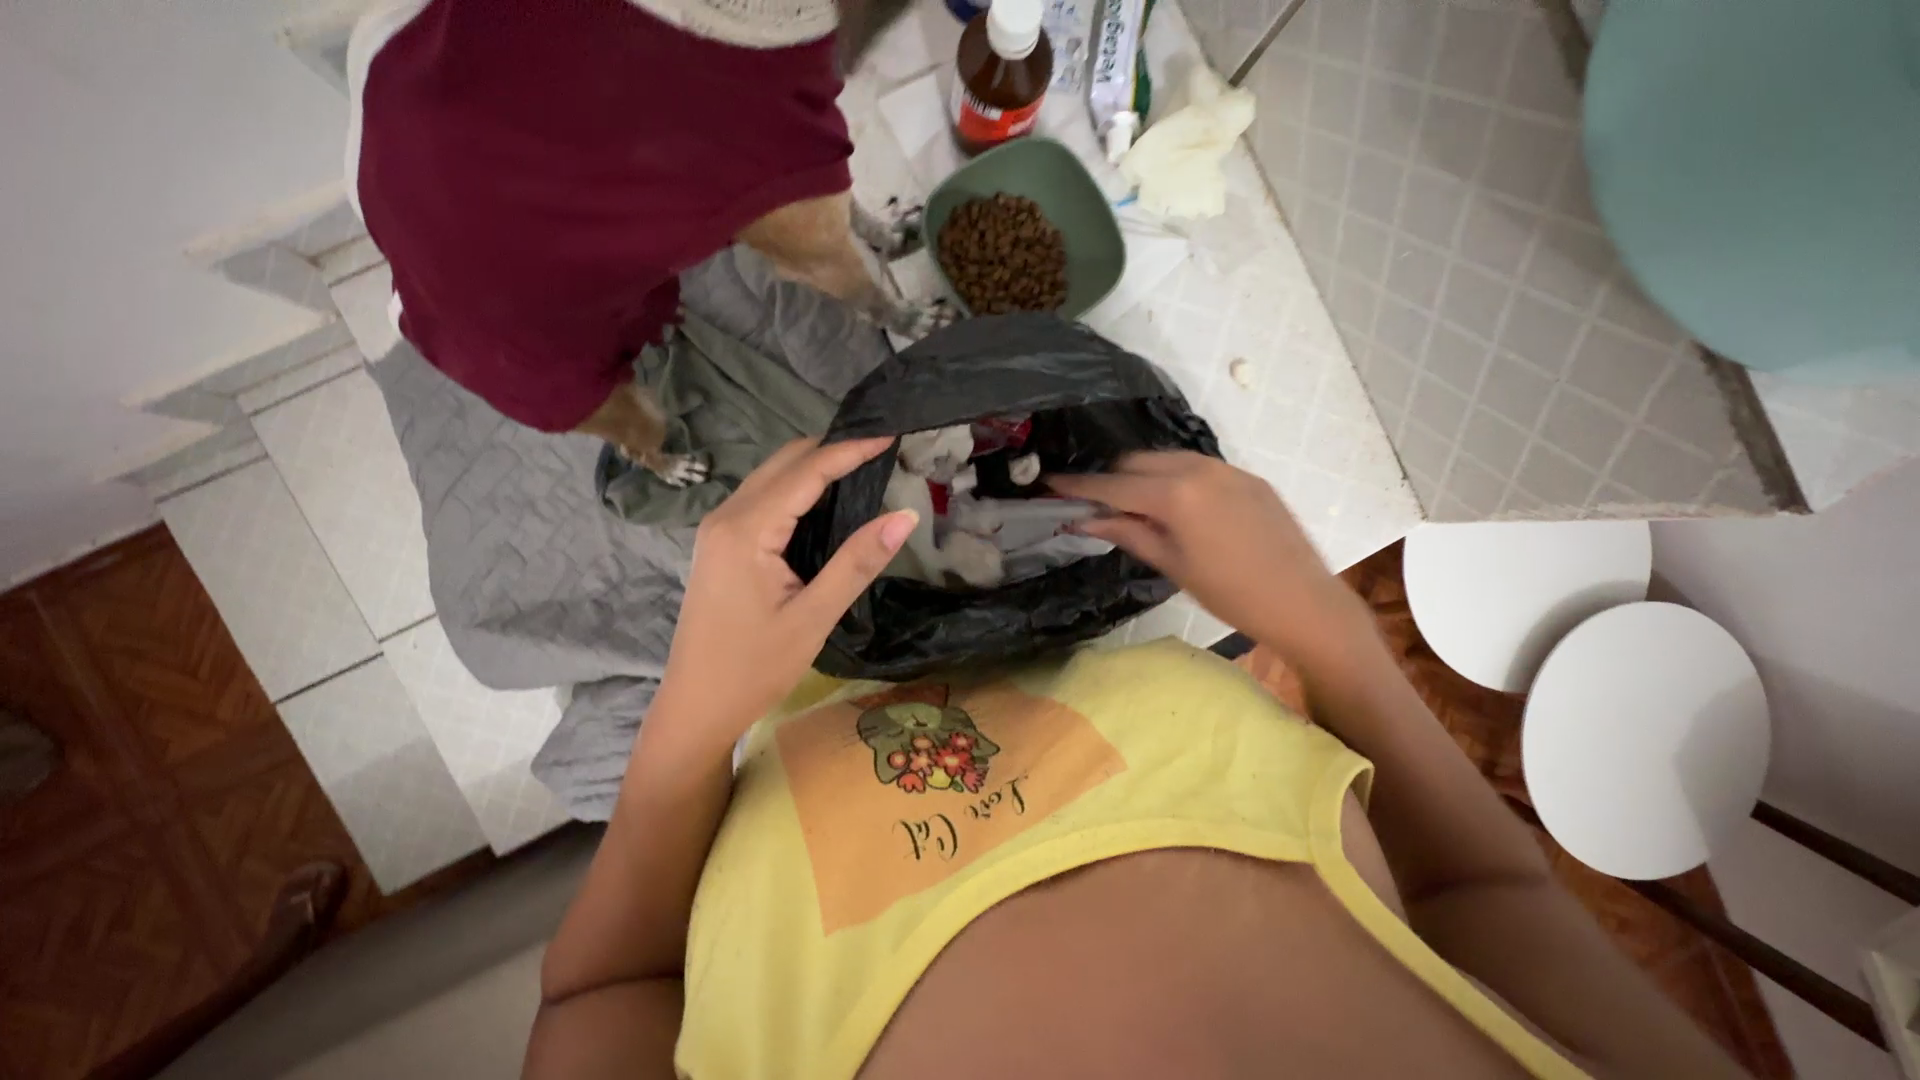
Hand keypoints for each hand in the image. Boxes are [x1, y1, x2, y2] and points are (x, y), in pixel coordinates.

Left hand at [653, 437, 916, 749]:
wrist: (697, 705)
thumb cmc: (755, 667)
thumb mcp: (814, 616)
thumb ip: (858, 561)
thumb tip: (905, 515)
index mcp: (746, 530)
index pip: (807, 471)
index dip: (851, 450)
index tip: (892, 436)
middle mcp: (726, 516)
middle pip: (785, 461)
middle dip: (833, 449)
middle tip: (883, 452)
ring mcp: (718, 529)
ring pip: (772, 476)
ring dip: (815, 467)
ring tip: (864, 470)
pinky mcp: (720, 544)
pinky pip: (763, 498)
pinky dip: (797, 490)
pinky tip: (828, 504)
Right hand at [1049, 452, 1364, 661]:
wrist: (1303, 602)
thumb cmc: (1231, 595)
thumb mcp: (1172, 565)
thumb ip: (1127, 533)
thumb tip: (1083, 519)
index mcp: (1176, 495)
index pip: (1113, 485)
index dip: (1078, 486)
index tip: (1050, 483)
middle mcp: (1199, 469)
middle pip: (1137, 462)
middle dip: (1111, 479)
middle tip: (1094, 505)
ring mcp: (1228, 469)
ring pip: (1168, 460)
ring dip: (1144, 476)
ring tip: (1134, 507)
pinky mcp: (1248, 477)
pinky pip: (1199, 467)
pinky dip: (1176, 479)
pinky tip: (1177, 507)